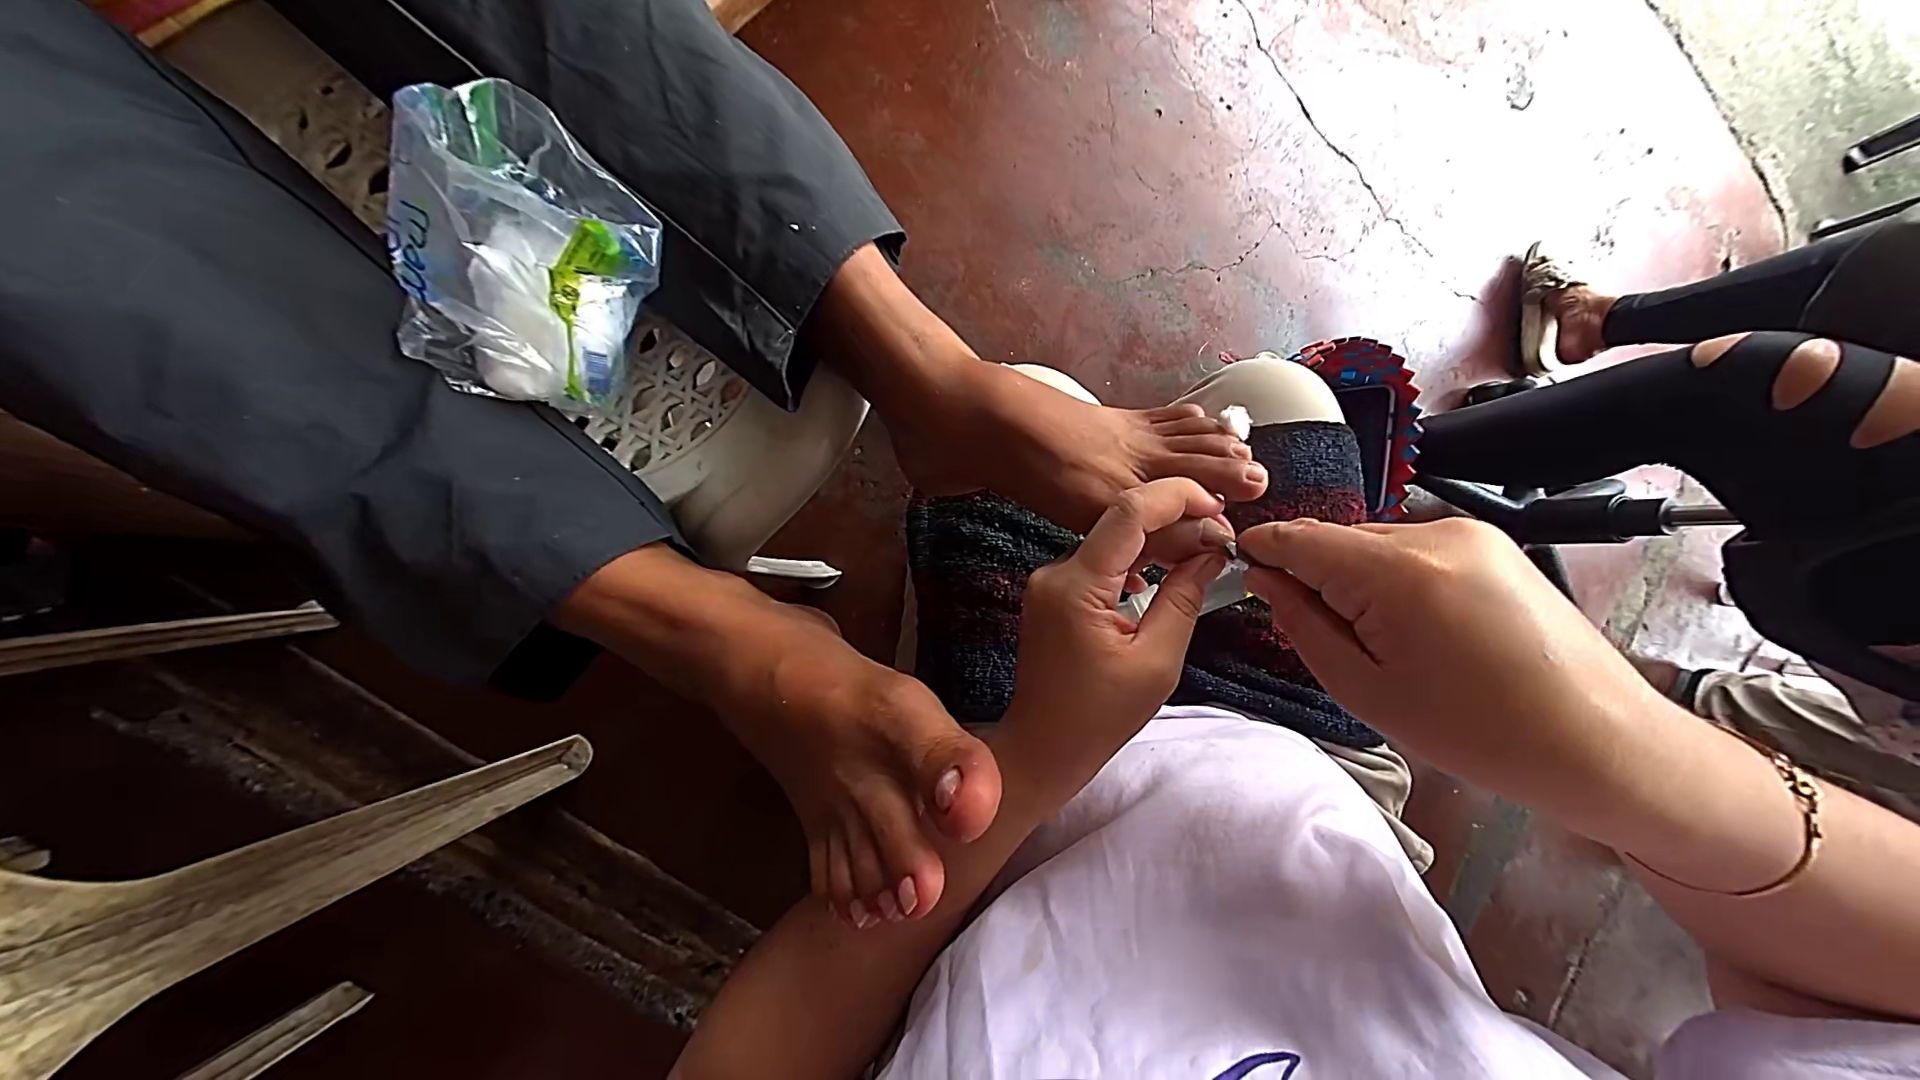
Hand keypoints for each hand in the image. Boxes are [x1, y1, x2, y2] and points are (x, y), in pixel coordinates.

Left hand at [999, 478, 1231, 800]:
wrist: (1043, 744)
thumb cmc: (1099, 717)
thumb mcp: (1157, 660)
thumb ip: (1184, 597)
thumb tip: (1211, 552)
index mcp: (1076, 586)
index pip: (1127, 513)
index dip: (1176, 497)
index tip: (1216, 506)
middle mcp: (1055, 572)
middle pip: (1120, 522)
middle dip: (1175, 521)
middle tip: (1219, 538)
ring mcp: (1049, 580)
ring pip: (1111, 539)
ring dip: (1157, 541)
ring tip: (1201, 553)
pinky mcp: (1052, 591)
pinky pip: (1099, 561)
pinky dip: (1134, 560)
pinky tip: (1165, 570)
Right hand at [1238, 517, 1666, 783]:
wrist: (1606, 745)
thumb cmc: (1476, 731)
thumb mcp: (1362, 687)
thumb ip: (1300, 623)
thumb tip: (1263, 579)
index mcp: (1398, 570)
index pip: (1299, 537)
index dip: (1260, 548)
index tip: (1238, 566)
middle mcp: (1435, 532)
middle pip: (1335, 539)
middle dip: (1311, 574)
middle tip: (1318, 630)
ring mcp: (1469, 533)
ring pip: (1370, 543)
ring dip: (1351, 577)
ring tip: (1377, 637)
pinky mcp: (1491, 543)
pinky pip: (1408, 548)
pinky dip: (1388, 576)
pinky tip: (1411, 624)